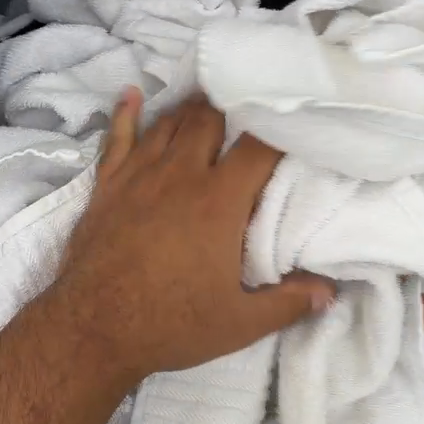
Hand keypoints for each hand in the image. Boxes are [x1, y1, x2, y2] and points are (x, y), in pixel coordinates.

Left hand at [38, 89, 335, 384]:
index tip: (292, 121)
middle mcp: (181, 175)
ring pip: (169, 123)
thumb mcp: (239, 323)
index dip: (278, 129)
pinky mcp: (107, 184)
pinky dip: (126, 113)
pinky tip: (131, 94)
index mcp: (220, 201)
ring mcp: (140, 174)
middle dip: (231, 108)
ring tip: (207, 101)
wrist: (92, 329)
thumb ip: (288, 303)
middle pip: (210, 120)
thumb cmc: (170, 324)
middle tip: (246, 105)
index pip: (258, 147)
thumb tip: (331, 293)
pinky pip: (117, 136)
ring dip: (190, 109)